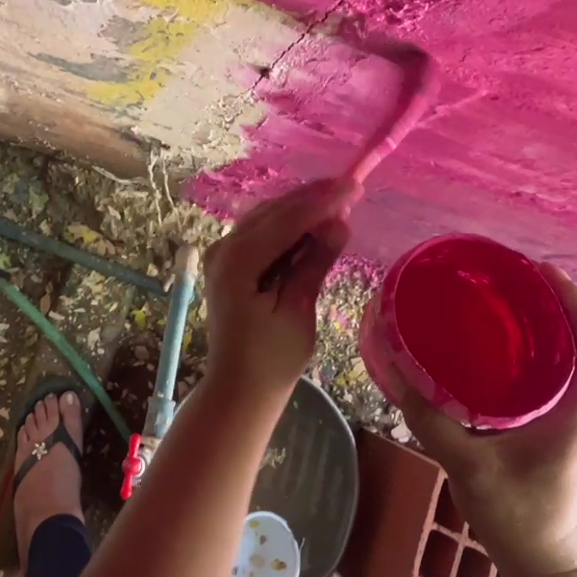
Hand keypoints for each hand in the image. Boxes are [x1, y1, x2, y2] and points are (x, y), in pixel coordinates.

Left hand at [200, 179, 355, 401]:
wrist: (239, 389)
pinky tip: (315, 222)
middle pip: (273, 212)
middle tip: (350, 188)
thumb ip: (314, 263)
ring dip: (301, 209)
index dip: (321, 202)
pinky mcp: (231, 261)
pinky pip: (263, 232)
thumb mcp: (298, 311)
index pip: (285, 221)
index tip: (353, 186)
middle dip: (312, 199)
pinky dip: (288, 225)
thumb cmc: (271, 360)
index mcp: (237, 261)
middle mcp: (224, 248)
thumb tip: (340, 223)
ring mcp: (224, 253)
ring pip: (267, 218)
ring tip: (339, 200)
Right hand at [384, 264, 576, 576]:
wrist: (542, 561)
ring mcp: (566, 416)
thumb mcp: (472, 468)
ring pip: (566, 355)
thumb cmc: (520, 516)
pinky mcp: (549, 424)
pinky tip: (490, 340)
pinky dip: (527, 346)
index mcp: (575, 412)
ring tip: (499, 294)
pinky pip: (547, 372)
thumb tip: (393, 368)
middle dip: (554, 301)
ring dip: (543, 321)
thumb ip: (431, 421)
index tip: (545, 271)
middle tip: (510, 274)